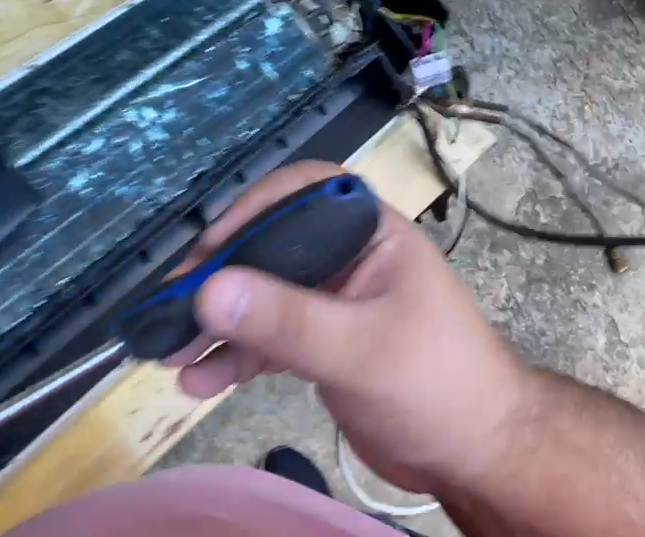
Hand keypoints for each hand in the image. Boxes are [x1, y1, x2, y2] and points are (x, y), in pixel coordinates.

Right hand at [165, 161, 531, 495]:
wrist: (477, 453)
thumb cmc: (436, 382)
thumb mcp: (359, 349)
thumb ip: (286, 320)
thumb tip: (206, 291)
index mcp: (368, 230)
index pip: (304, 191)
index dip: (254, 208)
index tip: (210, 248)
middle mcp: (346, 255)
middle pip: (272, 245)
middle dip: (222, 274)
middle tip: (170, 304)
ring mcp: (332, 300)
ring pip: (263, 295)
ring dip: (218, 321)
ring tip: (167, 351)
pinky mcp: (321, 344)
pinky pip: (268, 338)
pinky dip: (233, 357)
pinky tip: (198, 382)